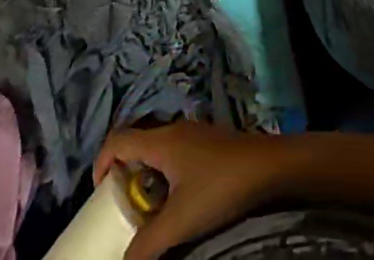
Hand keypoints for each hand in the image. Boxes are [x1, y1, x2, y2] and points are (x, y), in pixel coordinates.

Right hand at [94, 122, 285, 259]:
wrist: (273, 167)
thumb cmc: (222, 187)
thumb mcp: (183, 220)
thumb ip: (150, 243)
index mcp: (160, 141)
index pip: (117, 140)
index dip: (102, 162)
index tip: (100, 193)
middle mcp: (173, 130)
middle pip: (137, 144)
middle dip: (126, 173)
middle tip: (127, 205)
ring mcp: (195, 134)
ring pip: (159, 150)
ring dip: (149, 175)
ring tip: (154, 208)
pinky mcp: (212, 143)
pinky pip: (178, 153)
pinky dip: (169, 174)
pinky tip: (185, 200)